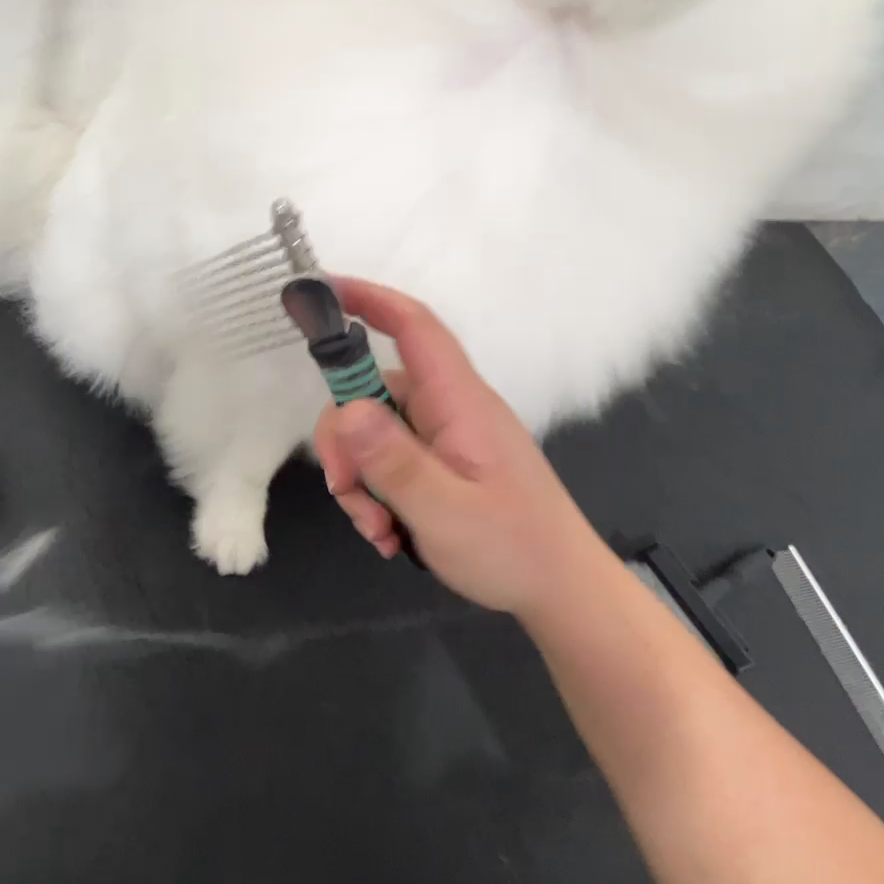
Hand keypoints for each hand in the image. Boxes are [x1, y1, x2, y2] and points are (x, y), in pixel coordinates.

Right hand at [313, 279, 611, 619]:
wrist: (561, 591)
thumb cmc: (512, 548)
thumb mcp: (443, 510)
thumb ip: (393, 461)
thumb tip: (346, 410)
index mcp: (460, 403)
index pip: (414, 328)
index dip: (369, 300)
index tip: (322, 292)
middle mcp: (450, 412)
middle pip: (373, 395)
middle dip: (345, 444)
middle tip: (346, 494)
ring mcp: (445, 441)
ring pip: (373, 437)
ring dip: (360, 482)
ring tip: (379, 531)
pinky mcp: (443, 468)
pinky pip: (390, 465)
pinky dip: (377, 497)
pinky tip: (389, 536)